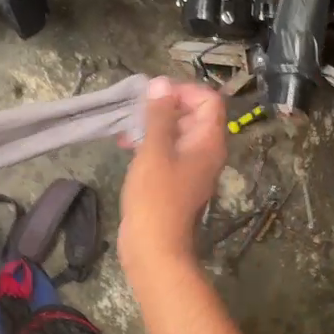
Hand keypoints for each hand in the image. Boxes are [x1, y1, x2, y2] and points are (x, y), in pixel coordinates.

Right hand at [118, 76, 228, 277]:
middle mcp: (205, 152)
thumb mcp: (155, 150)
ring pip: (176, 132)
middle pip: (192, 114)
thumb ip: (159, 115)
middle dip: (164, 106)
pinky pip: (167, 151)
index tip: (154, 94)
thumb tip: (161, 83)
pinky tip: (125, 145)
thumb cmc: (156, 197)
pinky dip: (149, 142)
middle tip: (135, 108)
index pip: (208, 100)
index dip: (184, 90)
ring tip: (125, 126)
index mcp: (208, 142)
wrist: (155, 249)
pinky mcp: (175, 181)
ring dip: (153, 124)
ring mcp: (190, 168)